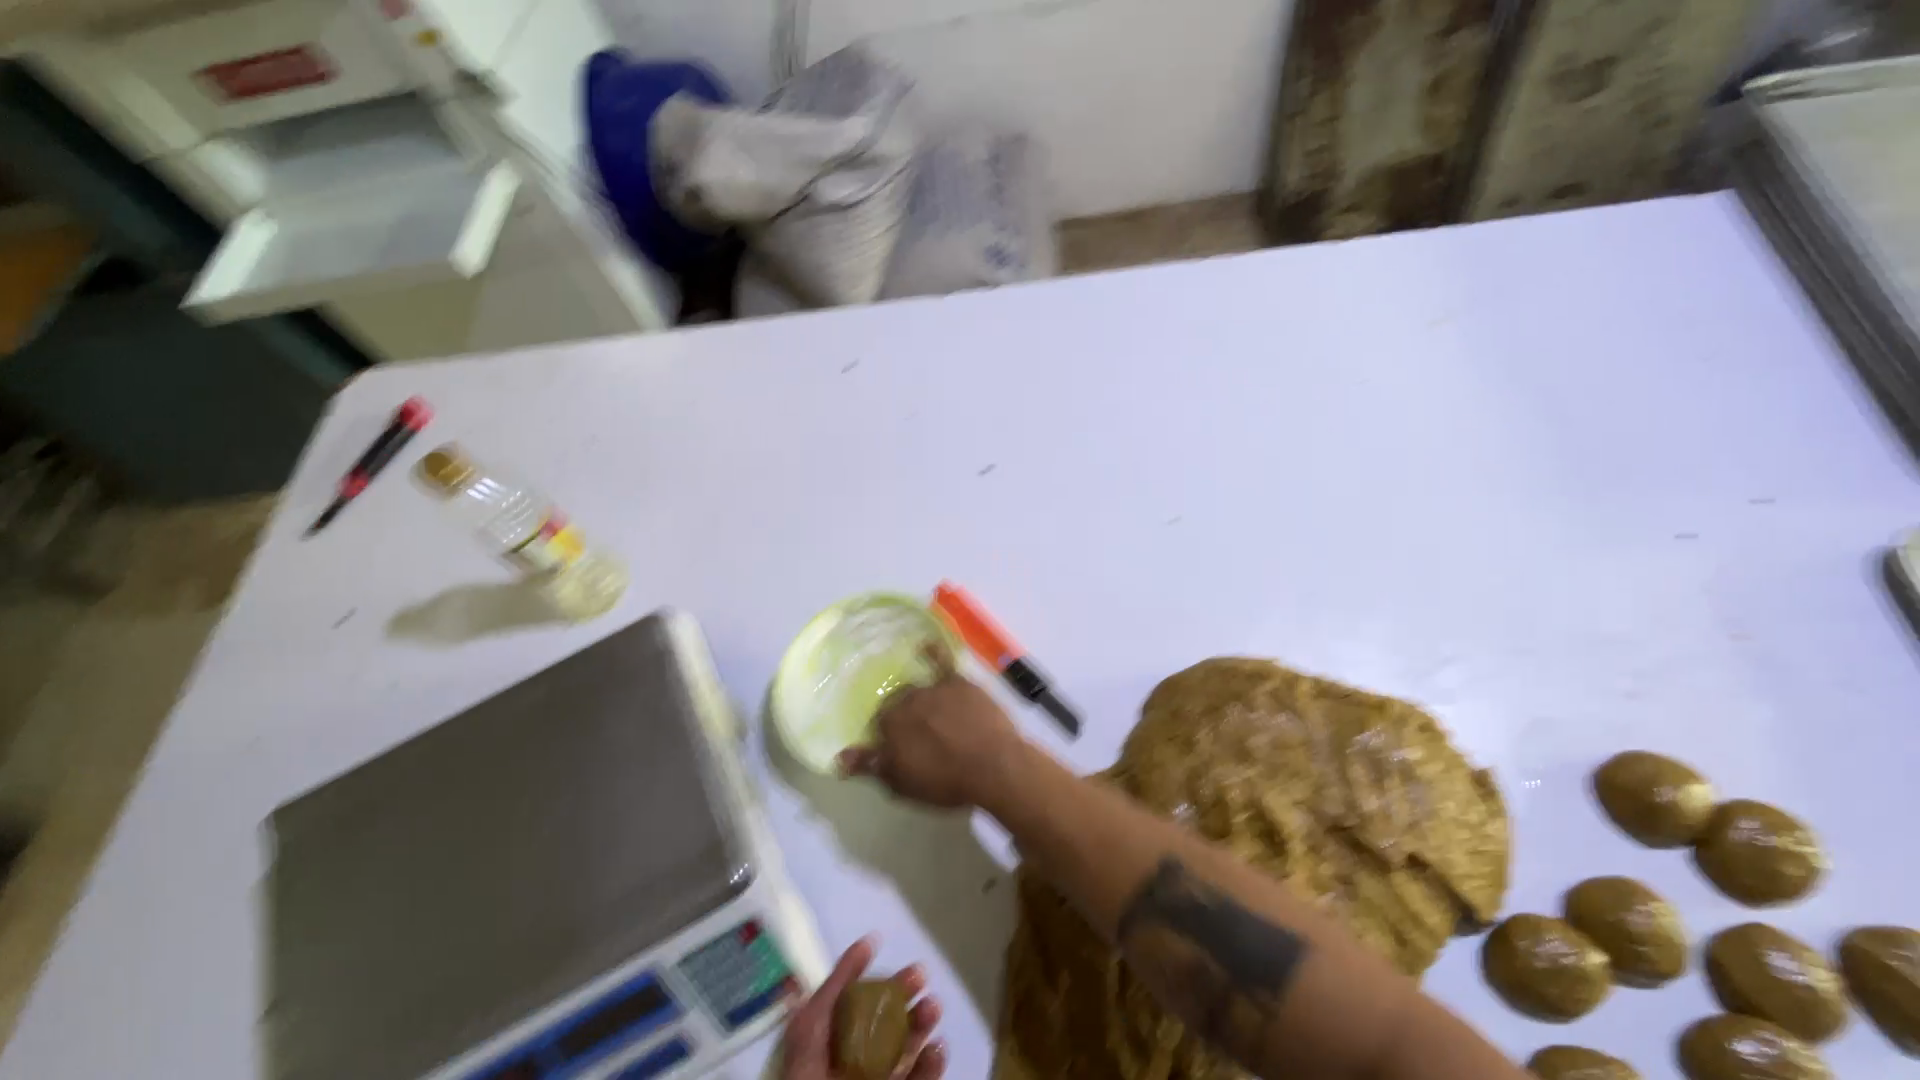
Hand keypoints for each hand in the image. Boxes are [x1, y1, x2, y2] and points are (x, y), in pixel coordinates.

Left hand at [782, 937, 944, 1079]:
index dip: (863, 974)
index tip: (881, 944)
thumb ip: (828, 997)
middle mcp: (850, 1062)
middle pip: (881, 1022)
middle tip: (921, 973)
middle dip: (902, 994)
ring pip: (904, 1051)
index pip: (846, 1002)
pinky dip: (930, 1068)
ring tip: (933, 1008)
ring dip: (922, 1026)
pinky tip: (937, 1049)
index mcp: (823, 1044)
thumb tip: (857, 949)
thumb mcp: (809, 1035)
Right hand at [839, 658, 1024, 807]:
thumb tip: (839, 757)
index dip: (886, 735)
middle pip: (896, 702)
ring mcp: (934, 688)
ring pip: (918, 688)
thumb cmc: (947, 781)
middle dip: (901, 715)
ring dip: (918, 697)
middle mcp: (908, 700)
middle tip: (915, 732)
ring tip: (929, 711)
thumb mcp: (903, 784)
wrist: (994, 766)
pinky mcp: (960, 682)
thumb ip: (870, 767)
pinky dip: (933, 653)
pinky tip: (926, 645)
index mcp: (890, 724)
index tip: (895, 746)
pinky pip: (941, 661)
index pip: (878, 723)